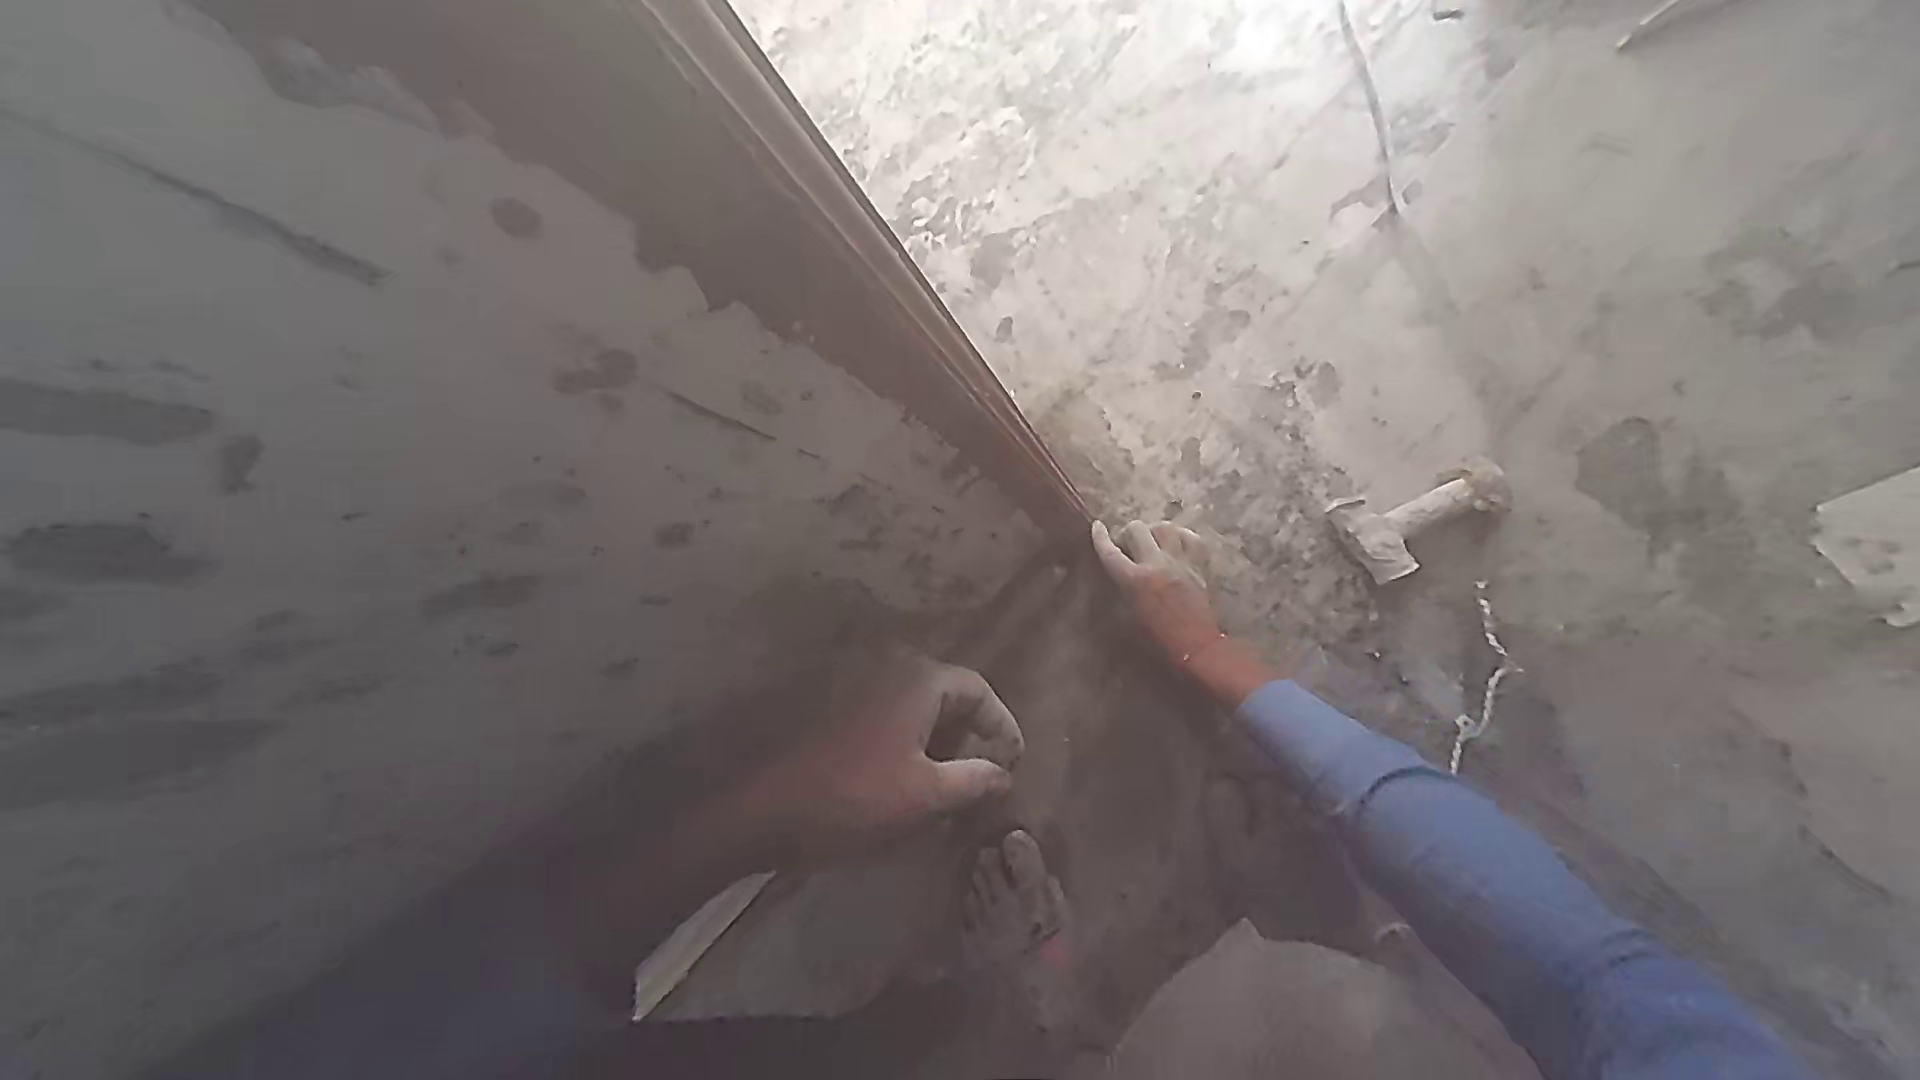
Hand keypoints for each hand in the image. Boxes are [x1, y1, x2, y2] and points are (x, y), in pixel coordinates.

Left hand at [731, 656, 1023, 866]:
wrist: (765, 809)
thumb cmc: (854, 797)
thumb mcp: (925, 795)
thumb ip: (975, 780)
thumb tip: (1004, 773)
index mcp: (919, 680)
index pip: (978, 690)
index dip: (1003, 725)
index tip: (1013, 762)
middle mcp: (891, 670)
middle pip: (949, 696)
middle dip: (971, 736)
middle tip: (983, 777)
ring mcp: (861, 687)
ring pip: (919, 708)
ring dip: (941, 742)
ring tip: (949, 786)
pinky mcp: (840, 709)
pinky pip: (892, 717)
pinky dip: (911, 743)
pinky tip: (909, 781)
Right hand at [1091, 520, 1223, 664]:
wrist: (1197, 646)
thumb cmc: (1158, 638)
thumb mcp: (1127, 619)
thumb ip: (1118, 594)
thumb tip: (1113, 579)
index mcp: (1134, 579)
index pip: (1110, 551)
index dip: (1100, 537)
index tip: (1097, 527)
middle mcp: (1156, 564)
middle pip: (1137, 529)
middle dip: (1127, 533)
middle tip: (1127, 545)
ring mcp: (1181, 561)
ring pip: (1165, 528)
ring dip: (1154, 531)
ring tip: (1152, 541)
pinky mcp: (1200, 565)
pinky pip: (1191, 538)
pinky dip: (1181, 537)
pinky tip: (1176, 543)